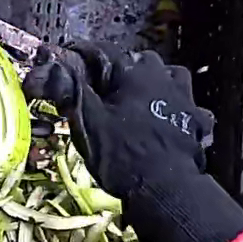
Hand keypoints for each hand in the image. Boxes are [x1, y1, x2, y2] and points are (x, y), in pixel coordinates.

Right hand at [27, 42, 212, 201]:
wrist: (165, 190)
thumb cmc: (122, 153)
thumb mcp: (87, 120)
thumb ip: (70, 90)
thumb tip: (46, 70)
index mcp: (134, 72)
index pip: (102, 51)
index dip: (80, 55)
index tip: (66, 61)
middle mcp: (163, 77)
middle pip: (137, 62)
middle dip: (118, 70)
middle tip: (100, 87)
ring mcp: (185, 99)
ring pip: (167, 78)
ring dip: (152, 84)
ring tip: (136, 100)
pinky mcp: (196, 122)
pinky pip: (184, 106)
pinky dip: (172, 109)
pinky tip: (163, 121)